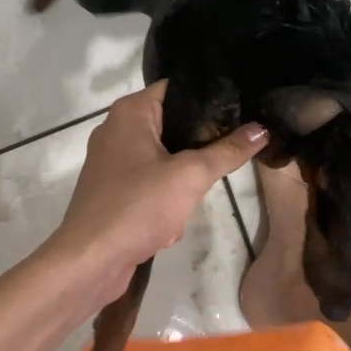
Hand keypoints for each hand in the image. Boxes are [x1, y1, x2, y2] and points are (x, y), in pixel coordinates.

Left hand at [48, 81, 267, 289]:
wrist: (90, 260)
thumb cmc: (138, 205)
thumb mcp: (190, 176)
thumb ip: (226, 152)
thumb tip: (261, 129)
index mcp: (130, 111)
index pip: (176, 90)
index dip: (207, 99)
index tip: (239, 110)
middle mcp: (116, 128)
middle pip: (171, 126)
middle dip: (195, 150)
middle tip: (221, 160)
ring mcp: (111, 160)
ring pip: (162, 160)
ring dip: (179, 184)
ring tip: (189, 201)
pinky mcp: (110, 190)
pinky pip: (147, 185)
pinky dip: (161, 202)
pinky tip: (169, 224)